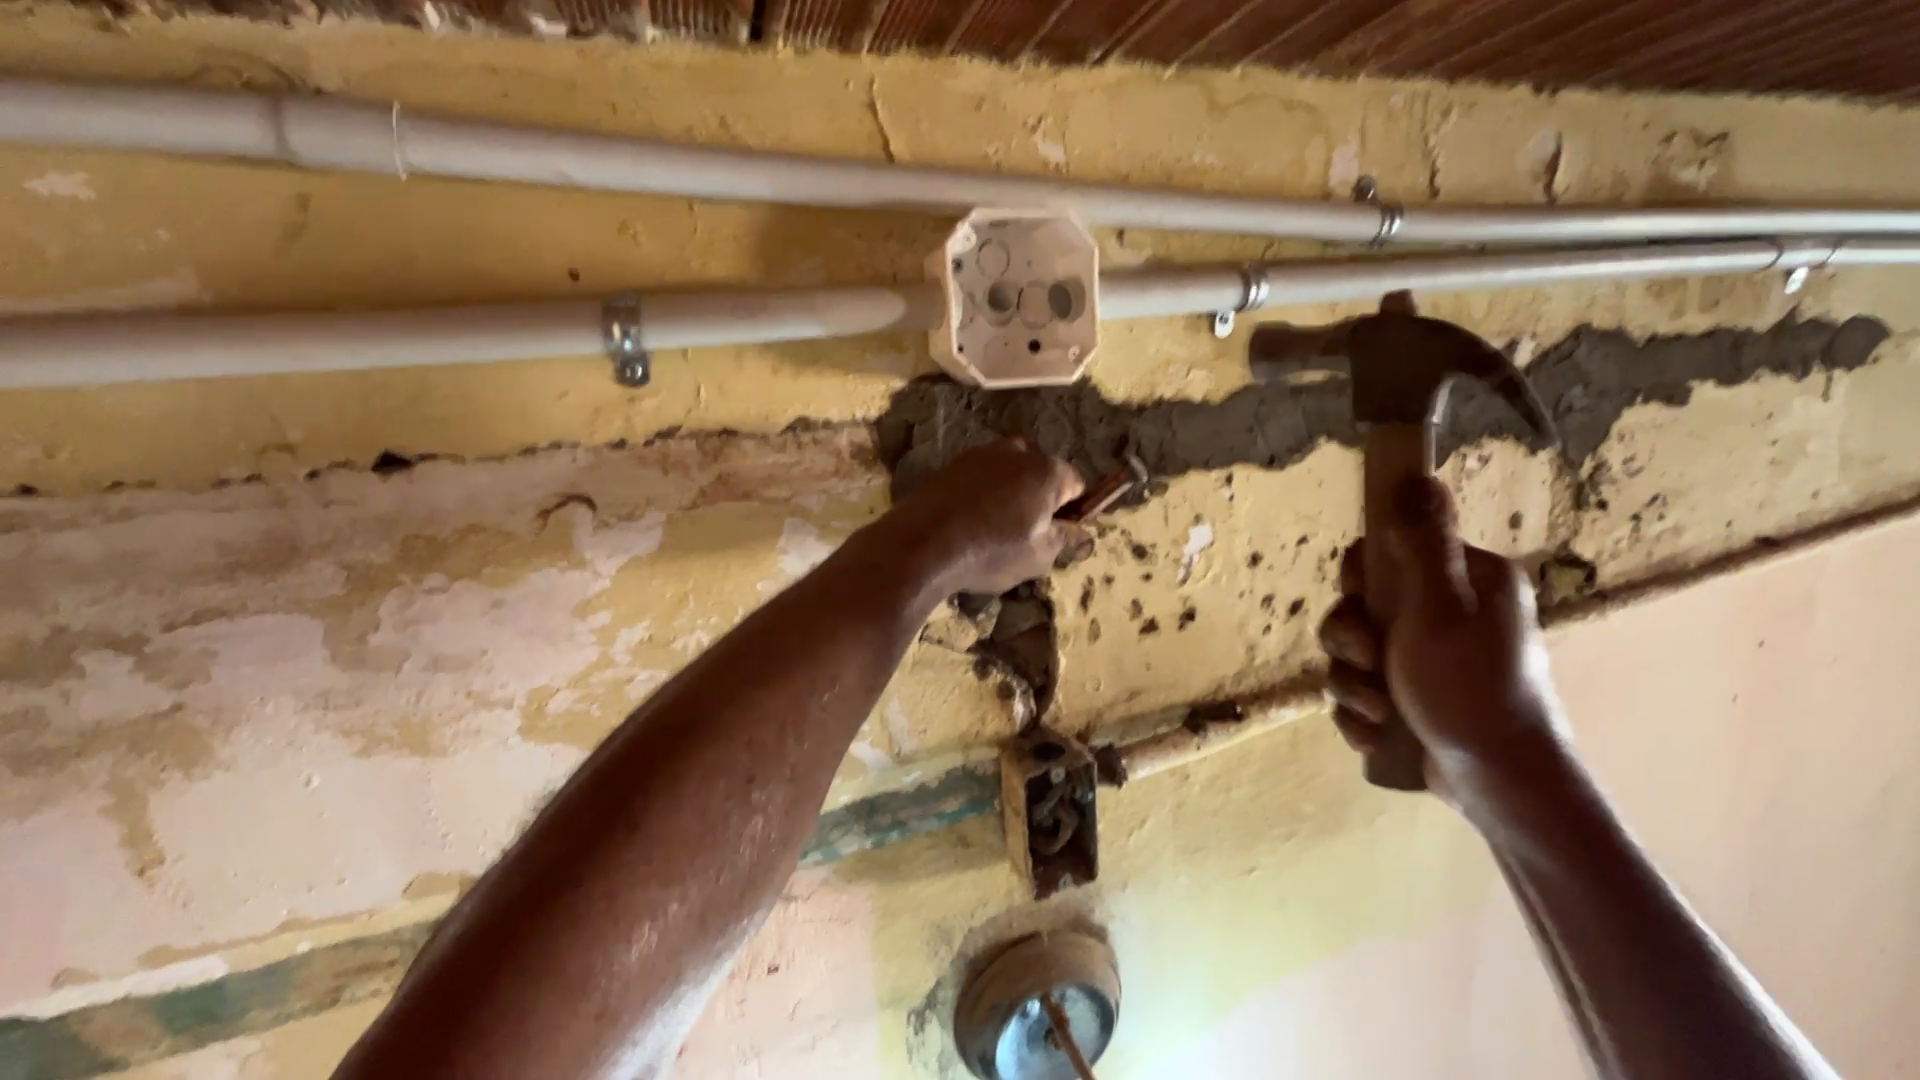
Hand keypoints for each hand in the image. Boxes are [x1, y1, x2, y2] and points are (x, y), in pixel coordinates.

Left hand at [879, 438, 1084, 595]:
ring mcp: (980, 453)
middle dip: (1038, 496)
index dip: (1070, 511)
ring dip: (1008, 492)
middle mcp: (1017, 452)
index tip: (1057, 532)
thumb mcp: (1039, 557)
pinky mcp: (951, 463)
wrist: (921, 544)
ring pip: (1008, 472)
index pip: (1075, 485)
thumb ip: (1063, 538)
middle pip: (1040, 472)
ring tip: (993, 527)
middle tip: (1025, 531)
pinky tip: (968, 520)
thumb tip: (1070, 528)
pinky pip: (979, 477)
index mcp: (1047, 471)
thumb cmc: (991, 552)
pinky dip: (980, 493)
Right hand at [1317, 477, 1571, 798]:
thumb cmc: (1470, 687)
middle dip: (1349, 641)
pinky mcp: (1412, 699)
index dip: (1360, 577)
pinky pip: (1361, 693)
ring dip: (1353, 684)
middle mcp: (1446, 613)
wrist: (1497, 782)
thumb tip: (1416, 475)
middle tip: (1367, 661)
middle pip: (1359, 606)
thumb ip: (1421, 544)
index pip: (1386, 552)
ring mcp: (1427, 659)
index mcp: (1464, 581)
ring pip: (1353, 655)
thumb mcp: (1440, 609)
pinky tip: (1379, 732)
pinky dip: (1363, 715)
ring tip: (1379, 711)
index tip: (1361, 600)